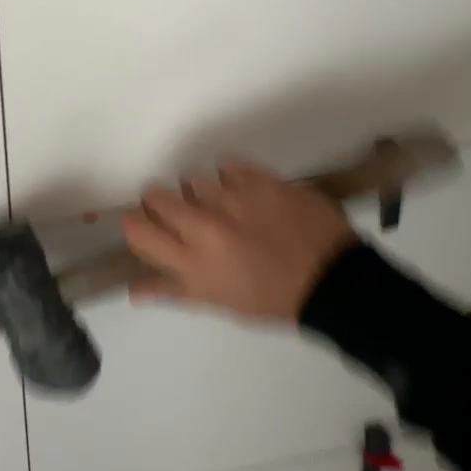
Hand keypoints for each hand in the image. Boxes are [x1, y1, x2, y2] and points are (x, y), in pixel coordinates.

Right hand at [121, 160, 358, 322]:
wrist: (340, 285)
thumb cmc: (274, 300)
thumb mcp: (219, 304)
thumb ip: (171, 292)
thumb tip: (131, 290)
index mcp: (192, 264)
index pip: (136, 228)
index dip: (138, 224)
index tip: (153, 227)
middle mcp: (203, 227)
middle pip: (155, 195)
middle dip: (164, 203)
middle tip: (187, 216)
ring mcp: (232, 200)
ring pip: (192, 181)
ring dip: (203, 193)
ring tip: (227, 207)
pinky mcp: (259, 181)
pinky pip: (228, 167)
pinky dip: (234, 179)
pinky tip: (248, 195)